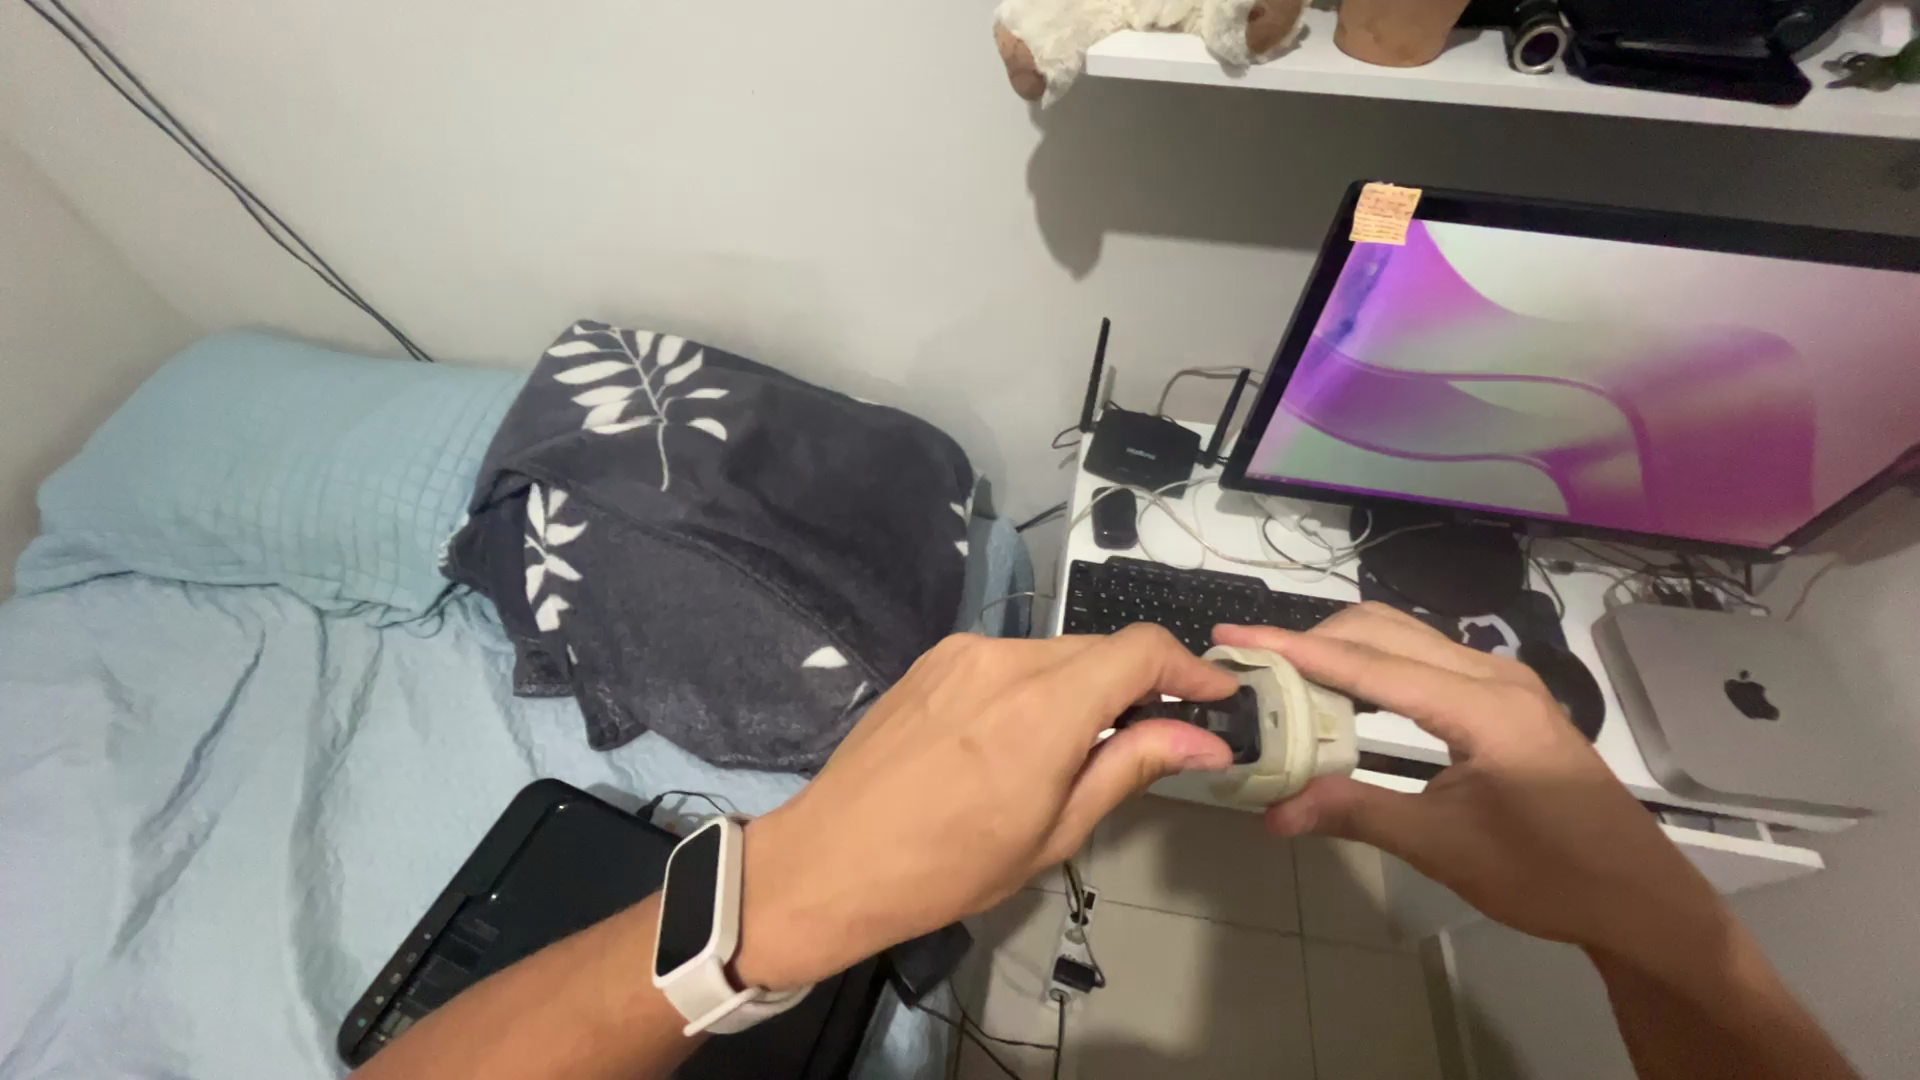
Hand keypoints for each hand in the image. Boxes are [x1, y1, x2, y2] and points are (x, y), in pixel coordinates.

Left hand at [732, 626, 1239, 989]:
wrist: (832, 856)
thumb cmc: (949, 866)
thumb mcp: (1054, 831)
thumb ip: (1131, 766)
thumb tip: (1205, 738)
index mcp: (1043, 707)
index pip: (1139, 648)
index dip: (1188, 665)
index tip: (1216, 696)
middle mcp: (1005, 657)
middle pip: (1099, 647)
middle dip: (1139, 683)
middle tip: (1157, 731)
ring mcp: (963, 649)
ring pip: (1055, 651)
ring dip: (1085, 685)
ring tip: (1078, 743)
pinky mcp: (935, 655)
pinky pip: (1010, 657)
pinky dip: (1038, 683)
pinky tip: (1019, 731)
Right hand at [1215, 604, 1730, 959]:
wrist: (1644, 900)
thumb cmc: (1550, 876)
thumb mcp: (1444, 848)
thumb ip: (1355, 813)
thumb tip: (1272, 813)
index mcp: (1485, 709)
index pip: (1369, 665)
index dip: (1296, 648)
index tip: (1236, 634)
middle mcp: (1493, 675)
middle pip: (1382, 629)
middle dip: (1312, 637)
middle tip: (1257, 665)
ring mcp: (1501, 678)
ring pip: (1402, 632)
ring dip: (1340, 643)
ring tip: (1289, 673)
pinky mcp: (1501, 691)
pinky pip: (1420, 651)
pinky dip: (1369, 658)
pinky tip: (1344, 688)